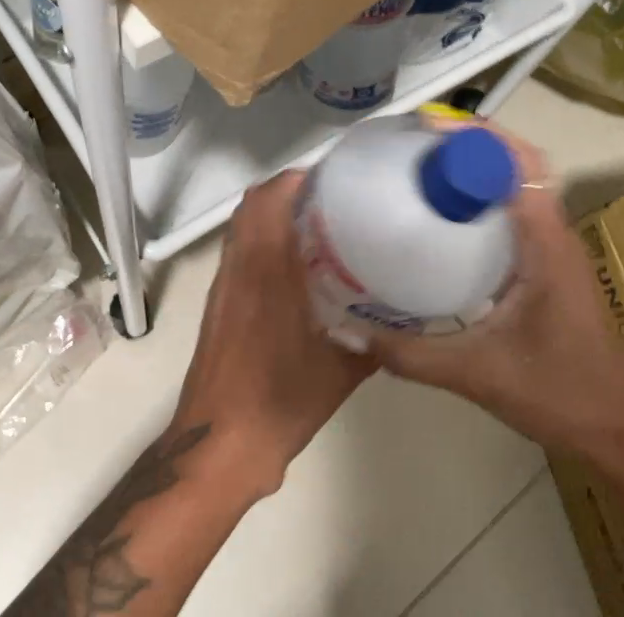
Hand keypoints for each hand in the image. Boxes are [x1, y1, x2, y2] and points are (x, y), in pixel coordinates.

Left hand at [172, 171, 376, 497]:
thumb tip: (404, 313)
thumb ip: (373, 336)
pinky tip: (301, 270)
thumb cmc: (280, 401)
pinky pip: (241, 255)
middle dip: (292, 193)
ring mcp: (224, 286)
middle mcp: (239, 268)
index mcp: (266, 270)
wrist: (221, 443)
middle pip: (254, 206)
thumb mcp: (342, 370)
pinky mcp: (219, 306)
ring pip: (245, 229)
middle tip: (338, 200)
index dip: (301, 179)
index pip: (270, 199)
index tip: (340, 178)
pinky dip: (266, 245)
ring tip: (325, 228)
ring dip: (276, 217)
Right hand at [367, 129, 623, 459]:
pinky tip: (444, 227)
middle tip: (412, 149)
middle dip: (469, 147)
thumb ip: (408, 354)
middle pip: (519, 166)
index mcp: (545, 245)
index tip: (425, 131)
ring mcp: (556, 253)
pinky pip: (517, 217)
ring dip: (478, 172)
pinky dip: (484, 204)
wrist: (617, 434)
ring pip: (520, 189)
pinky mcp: (550, 270)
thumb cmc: (556, 394)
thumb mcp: (474, 373)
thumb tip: (347, 333)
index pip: (520, 165)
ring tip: (421, 175)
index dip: (476, 137)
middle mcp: (555, 237)